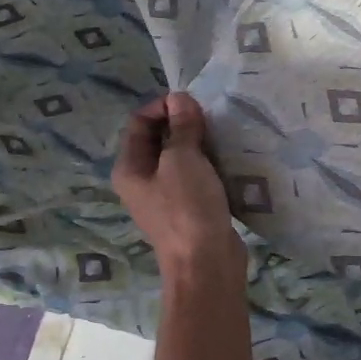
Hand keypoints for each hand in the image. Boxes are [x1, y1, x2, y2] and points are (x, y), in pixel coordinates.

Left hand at [112, 93, 245, 279]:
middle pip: (159, 137)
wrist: (205, 262)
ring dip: (200, 140)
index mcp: (130, 168)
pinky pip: (196, 171)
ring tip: (225, 132)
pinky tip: (230, 156)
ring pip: (180, 154)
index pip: (139, 122)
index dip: (164, 106)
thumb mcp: (184, 161)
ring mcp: (166, 193)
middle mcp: (142, 179)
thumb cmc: (188, 209)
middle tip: (213, 115)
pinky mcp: (189, 204)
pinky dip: (210, 159)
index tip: (195, 102)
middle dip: (184, 121)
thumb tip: (179, 97)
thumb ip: (182, 128)